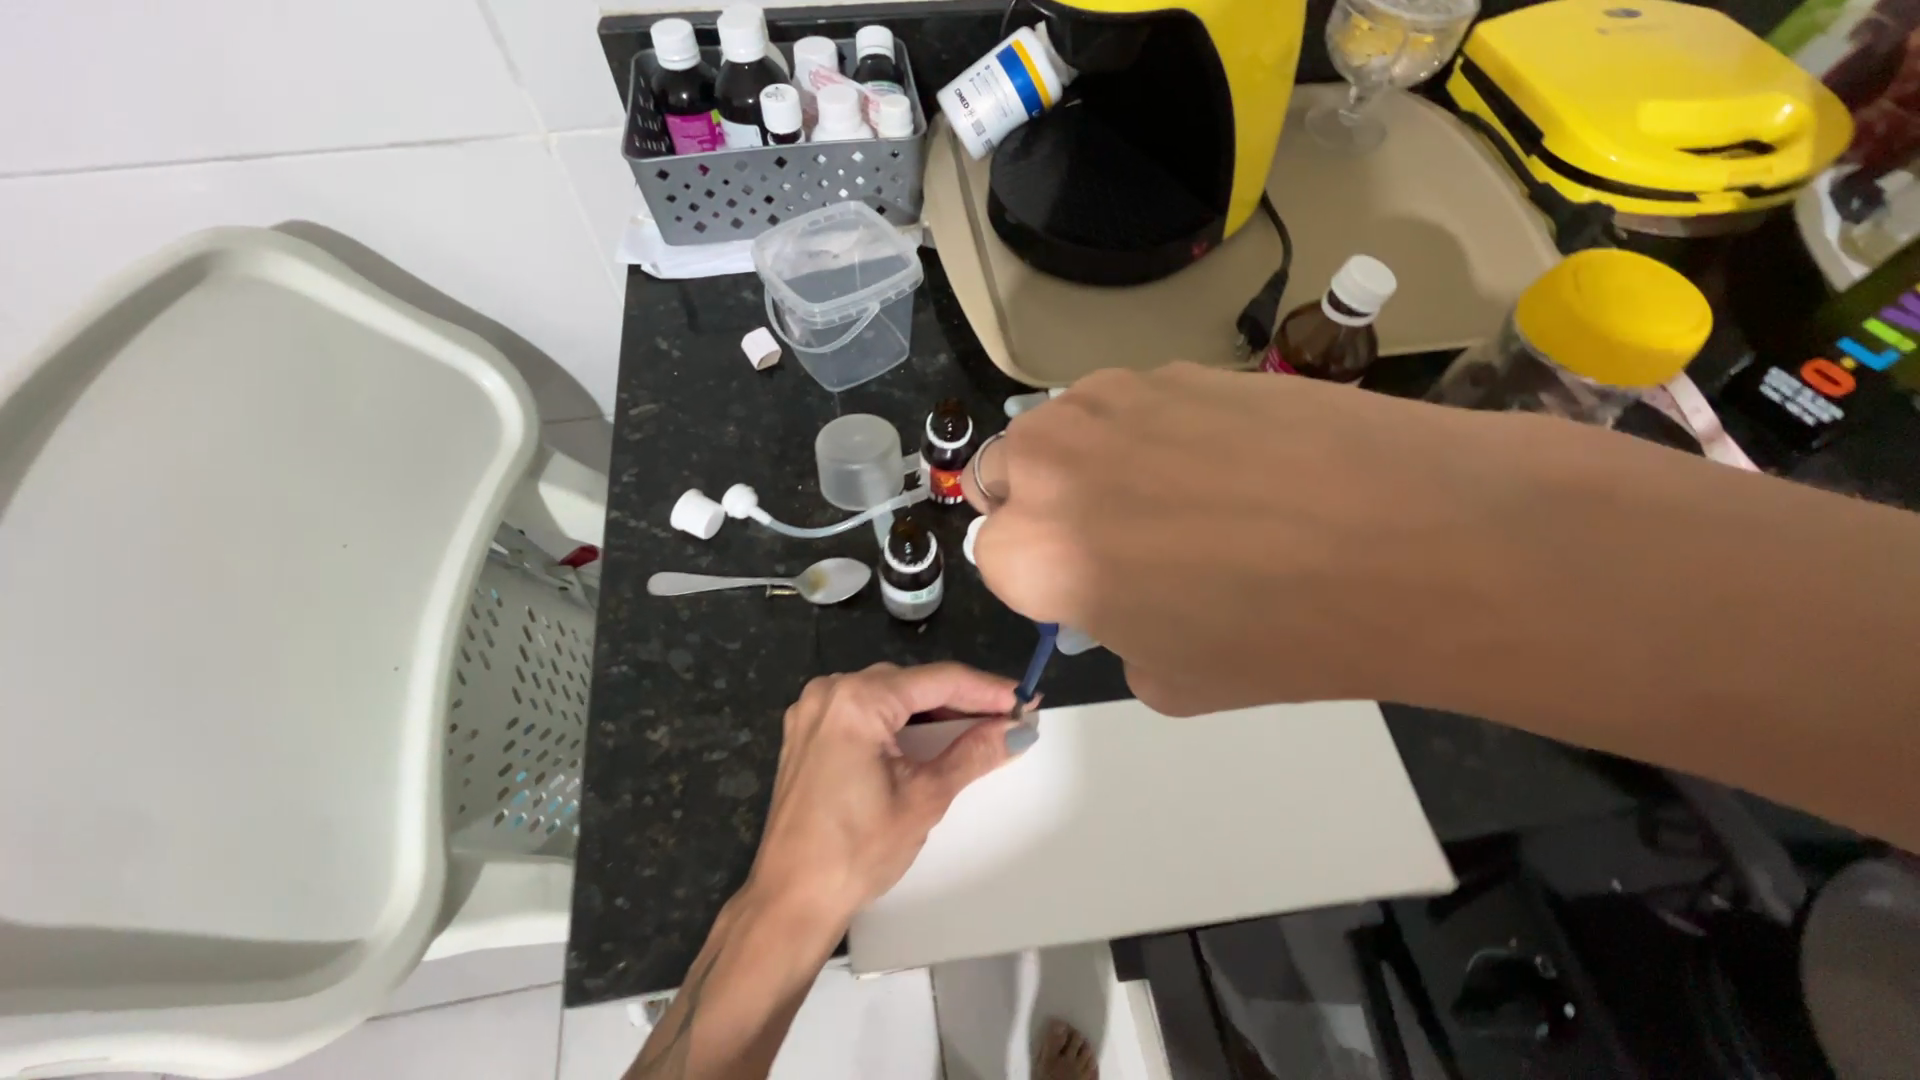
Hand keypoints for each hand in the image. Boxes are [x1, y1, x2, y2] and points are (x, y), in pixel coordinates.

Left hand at [745, 663, 1026, 927]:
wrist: (791, 898)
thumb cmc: (857, 850)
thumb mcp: (925, 798)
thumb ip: (973, 754)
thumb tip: (1017, 730)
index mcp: (856, 700)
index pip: (938, 680)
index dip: (987, 689)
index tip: (1026, 698)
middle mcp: (829, 692)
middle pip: (911, 683)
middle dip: (961, 700)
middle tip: (1007, 718)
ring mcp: (812, 711)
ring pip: (888, 695)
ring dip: (931, 710)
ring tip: (978, 728)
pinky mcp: (806, 732)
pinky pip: (863, 711)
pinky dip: (898, 721)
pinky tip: (929, 738)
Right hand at [962, 363, 1545, 715]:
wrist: (1410, 536)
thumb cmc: (1280, 635)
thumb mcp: (1175, 681)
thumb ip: (1119, 639)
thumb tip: (1130, 603)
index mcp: (1033, 551)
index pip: (994, 557)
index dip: (1040, 579)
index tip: (1088, 591)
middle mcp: (1051, 463)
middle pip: (1003, 473)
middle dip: (1038, 505)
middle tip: (1112, 536)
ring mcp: (1112, 401)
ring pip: (1060, 428)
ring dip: (1086, 460)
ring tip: (1171, 492)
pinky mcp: (1173, 366)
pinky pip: (1129, 403)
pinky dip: (1149, 430)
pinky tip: (1224, 459)